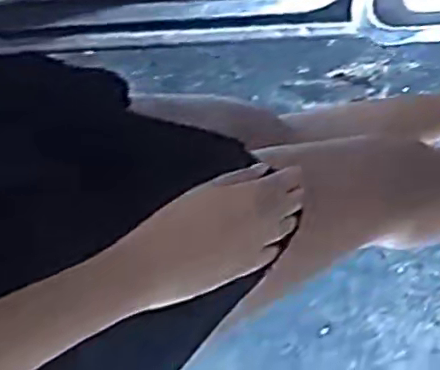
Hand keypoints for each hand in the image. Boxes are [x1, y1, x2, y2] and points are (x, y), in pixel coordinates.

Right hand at [104, 163, 301, 312]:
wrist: (142, 270)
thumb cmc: (170, 222)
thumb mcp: (206, 189)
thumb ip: (241, 177)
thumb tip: (264, 169)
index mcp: (261, 192)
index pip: (295, 176)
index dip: (286, 176)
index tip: (273, 179)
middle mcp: (270, 215)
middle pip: (297, 199)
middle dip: (288, 195)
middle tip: (266, 199)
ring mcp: (262, 242)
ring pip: (289, 225)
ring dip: (280, 220)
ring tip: (258, 221)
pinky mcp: (249, 266)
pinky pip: (272, 251)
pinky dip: (267, 245)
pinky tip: (250, 244)